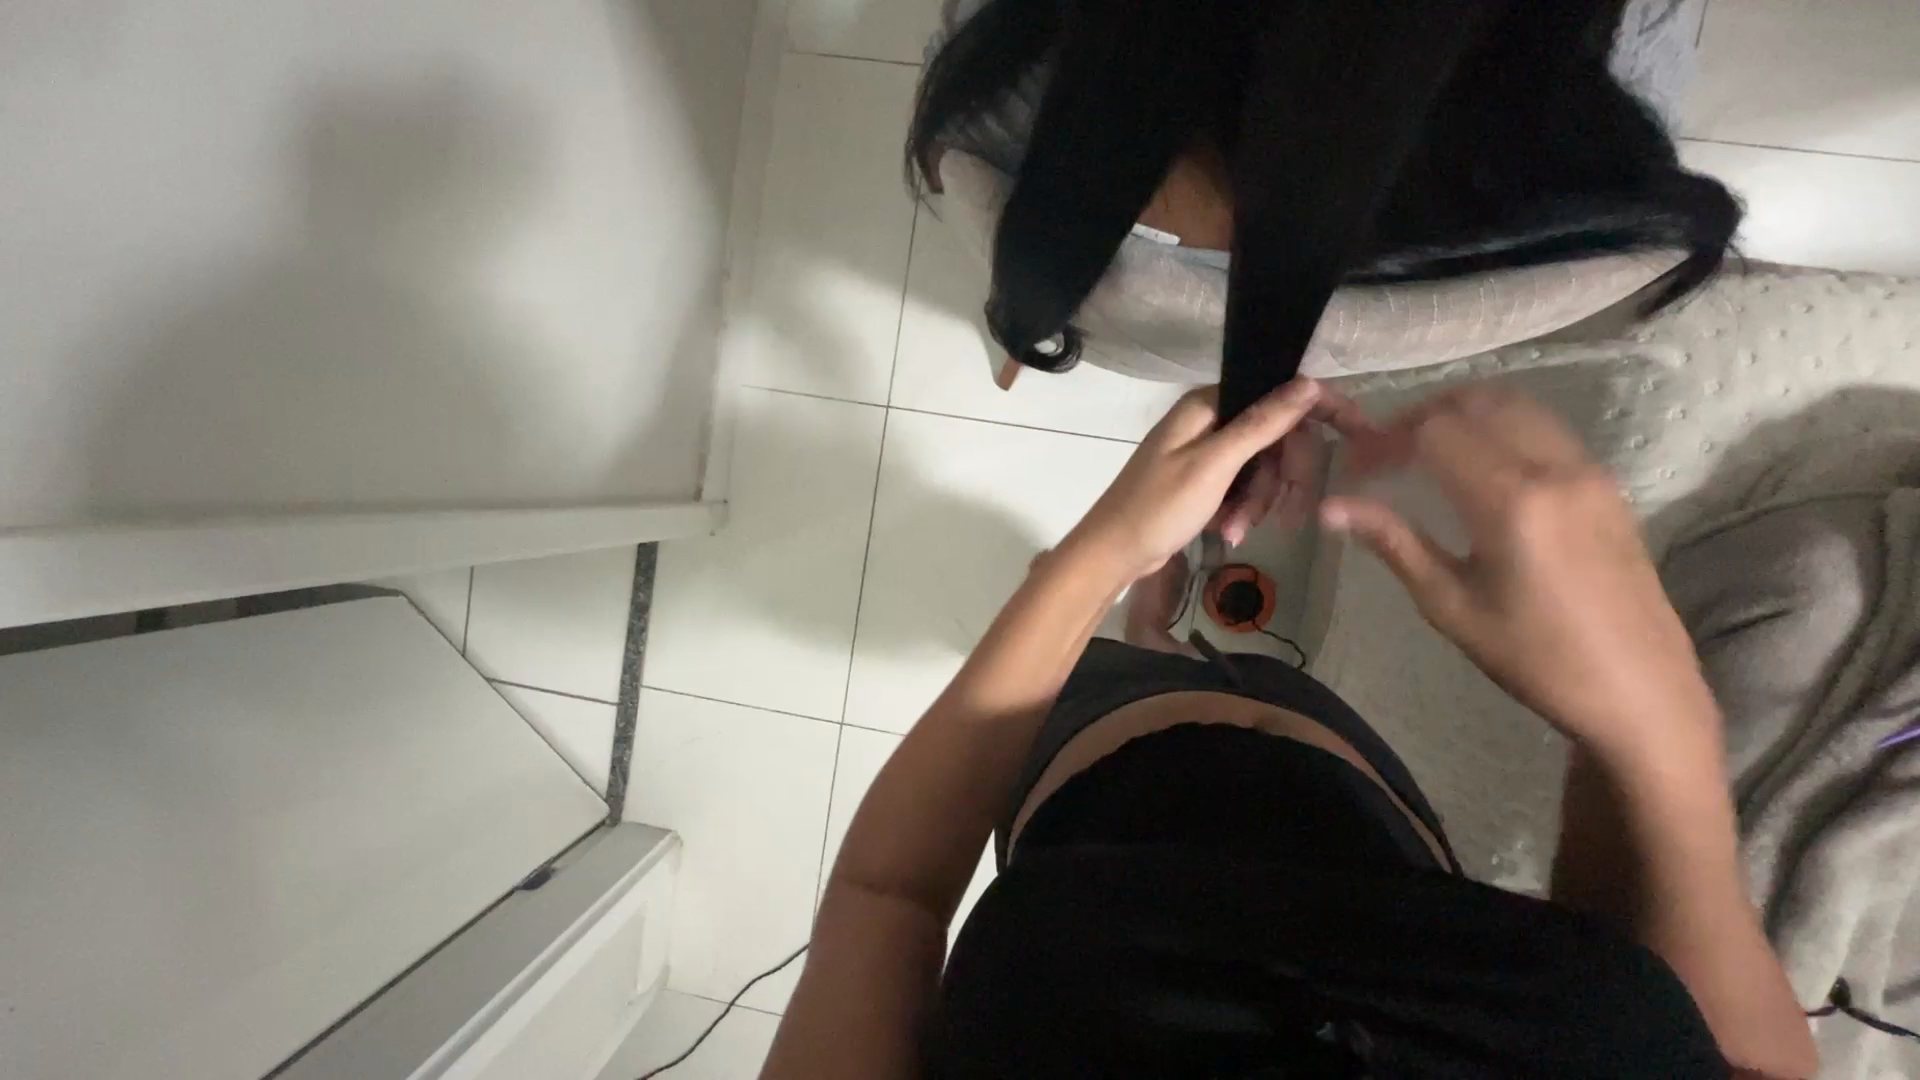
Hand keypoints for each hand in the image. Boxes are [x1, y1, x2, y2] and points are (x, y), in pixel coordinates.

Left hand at [1066, 377, 1365, 582]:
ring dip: (1257, 502)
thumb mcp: (1214, 465)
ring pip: (1261, 469)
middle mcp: (1207, 421)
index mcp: (1208, 405)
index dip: (1321, 412)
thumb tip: (1307, 383)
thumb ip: (1261, 424)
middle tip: (1283, 514)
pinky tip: (1227, 532)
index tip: (1360, 432)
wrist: (1112, 554)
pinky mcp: (1201, 482)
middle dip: (1279, 479)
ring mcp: (1203, 453)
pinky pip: (1240, 488)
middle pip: (1275, 438)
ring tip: (1234, 529)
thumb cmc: (1157, 507)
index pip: (1279, 395)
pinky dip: (1240, 511)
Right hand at [1320, 385, 1717, 757]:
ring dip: (1460, 415)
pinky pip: (1542, 429)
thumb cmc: (1532, 657)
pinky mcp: (1605, 485)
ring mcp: (1588, 472)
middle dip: (1419, 416)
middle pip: (1476, 403)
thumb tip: (1329, 508)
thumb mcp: (1448, 603)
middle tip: (1381, 452)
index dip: (1384, 439)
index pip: (1435, 432)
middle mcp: (1555, 470)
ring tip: (1419, 452)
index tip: (1353, 467)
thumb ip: (1392, 541)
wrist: (1640, 692)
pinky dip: (1496, 428)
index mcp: (1511, 501)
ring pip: (1515, 406)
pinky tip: (1471, 468)